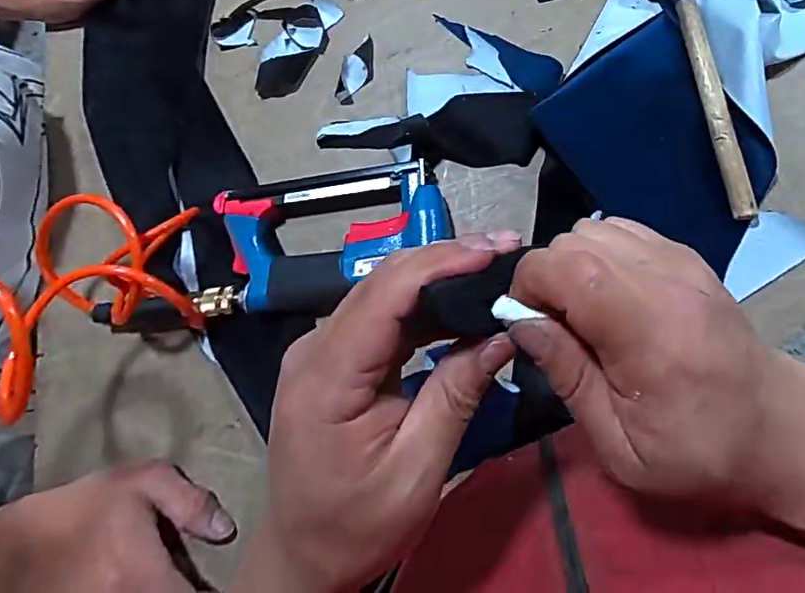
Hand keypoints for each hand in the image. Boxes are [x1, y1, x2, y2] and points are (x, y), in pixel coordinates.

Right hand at [0, 462, 233, 592]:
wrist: (10, 553)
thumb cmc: (84, 509)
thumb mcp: (141, 483)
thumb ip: (188, 502)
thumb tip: (225, 529)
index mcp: (148, 580)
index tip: (237, 580)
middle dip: (192, 591)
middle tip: (203, 577)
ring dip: (173, 592)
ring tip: (181, 577)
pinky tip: (155, 580)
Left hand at [235, 235, 521, 592]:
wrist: (301, 555)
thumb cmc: (356, 526)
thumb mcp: (417, 474)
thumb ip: (455, 396)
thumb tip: (501, 335)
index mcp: (326, 375)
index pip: (386, 293)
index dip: (440, 262)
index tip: (492, 251)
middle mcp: (315, 346)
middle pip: (383, 281)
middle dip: (445, 258)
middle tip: (503, 250)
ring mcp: (319, 346)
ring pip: (382, 290)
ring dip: (437, 275)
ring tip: (489, 268)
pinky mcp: (331, 353)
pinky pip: (380, 314)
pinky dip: (422, 303)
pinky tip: (457, 301)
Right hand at [508, 217, 776, 505]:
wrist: (776, 426)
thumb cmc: (697, 450)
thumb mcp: (622, 447)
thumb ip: (567, 376)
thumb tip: (519, 320)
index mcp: (650, 333)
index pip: (567, 267)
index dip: (529, 283)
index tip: (528, 321)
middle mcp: (665, 281)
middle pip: (574, 241)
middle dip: (547, 275)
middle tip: (558, 324)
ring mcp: (678, 259)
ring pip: (591, 228)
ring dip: (571, 262)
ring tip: (585, 308)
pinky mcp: (683, 252)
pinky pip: (617, 228)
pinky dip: (598, 252)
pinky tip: (610, 292)